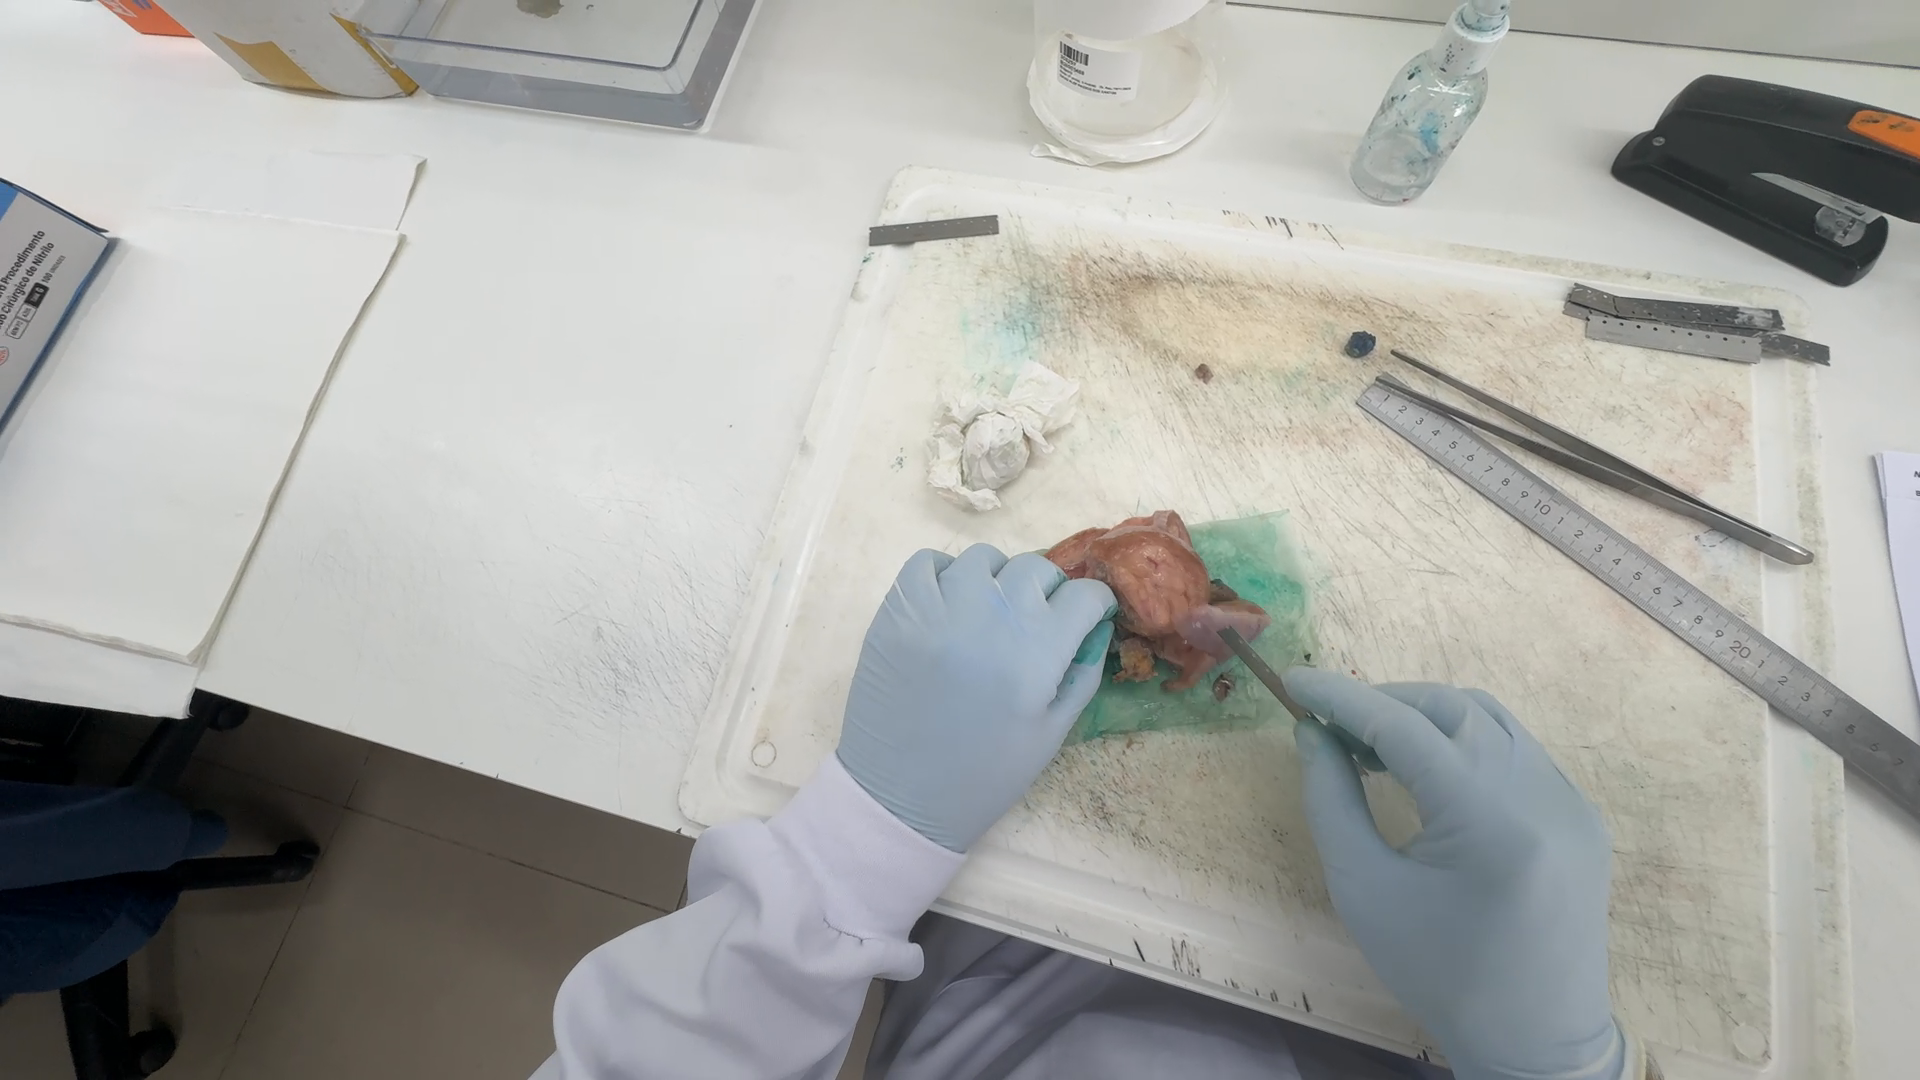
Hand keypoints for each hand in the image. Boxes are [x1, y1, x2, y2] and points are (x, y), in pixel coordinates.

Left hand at [837, 545, 1116, 851]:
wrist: (902, 796)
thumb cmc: (985, 773)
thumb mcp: (1052, 733)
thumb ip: (1082, 673)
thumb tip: (1095, 626)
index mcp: (1037, 652)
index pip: (1083, 595)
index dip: (1094, 602)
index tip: (1088, 612)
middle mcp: (991, 617)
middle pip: (1035, 567)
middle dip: (1048, 588)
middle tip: (1037, 615)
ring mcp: (939, 608)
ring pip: (983, 558)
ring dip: (996, 577)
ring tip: (989, 607)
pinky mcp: (897, 610)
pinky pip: (926, 562)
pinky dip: (943, 572)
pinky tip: (948, 601)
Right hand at [1282, 669, 1623, 1079]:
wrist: (1535, 1043)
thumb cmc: (1434, 969)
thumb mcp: (1360, 883)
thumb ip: (1330, 795)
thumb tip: (1312, 730)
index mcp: (1488, 819)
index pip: (1401, 726)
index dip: (1339, 696)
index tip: (1291, 680)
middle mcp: (1541, 795)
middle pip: (1447, 708)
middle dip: (1378, 702)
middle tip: (1327, 725)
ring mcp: (1569, 802)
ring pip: (1483, 716)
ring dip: (1418, 713)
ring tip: (1371, 743)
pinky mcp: (1578, 815)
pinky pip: (1510, 746)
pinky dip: (1456, 737)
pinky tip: (1423, 768)